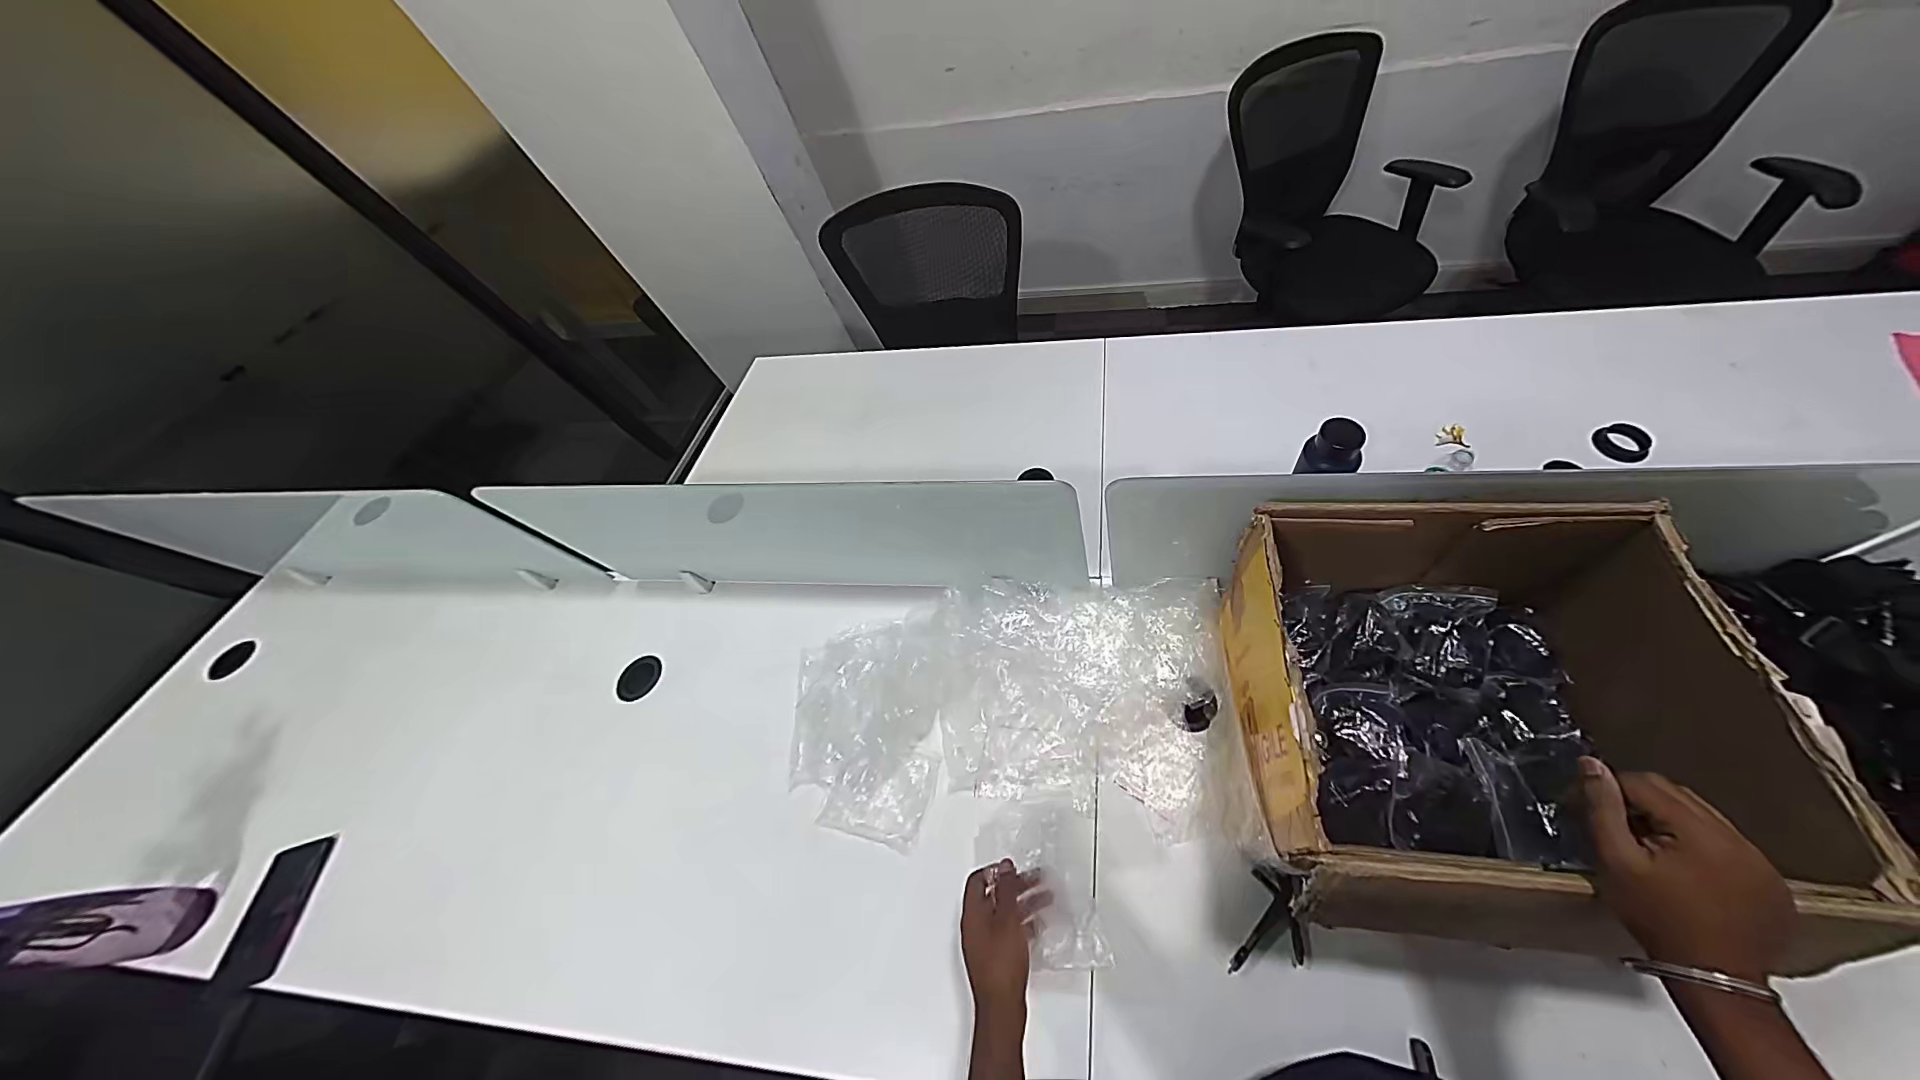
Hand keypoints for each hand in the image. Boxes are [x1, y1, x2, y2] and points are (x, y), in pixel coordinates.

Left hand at [961, 859, 1050, 1016]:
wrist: (1003, 1007)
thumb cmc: (1002, 966)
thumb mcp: (1008, 920)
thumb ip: (1007, 890)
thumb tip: (1005, 867)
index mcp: (972, 915)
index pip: (977, 880)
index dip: (995, 870)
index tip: (1013, 867)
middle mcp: (975, 927)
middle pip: (993, 896)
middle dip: (1015, 886)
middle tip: (1035, 880)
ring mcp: (985, 943)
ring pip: (1004, 914)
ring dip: (1023, 903)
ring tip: (1045, 899)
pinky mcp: (997, 957)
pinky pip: (1010, 931)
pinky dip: (1024, 923)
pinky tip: (1038, 926)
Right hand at [1580, 757, 1794, 981]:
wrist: (1713, 976)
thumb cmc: (1656, 916)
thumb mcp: (1617, 860)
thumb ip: (1604, 808)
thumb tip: (1592, 764)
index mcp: (1703, 833)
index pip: (1647, 783)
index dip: (1611, 788)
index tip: (1587, 805)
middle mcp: (1740, 841)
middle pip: (1678, 795)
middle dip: (1639, 801)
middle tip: (1613, 825)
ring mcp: (1762, 863)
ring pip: (1704, 817)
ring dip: (1668, 820)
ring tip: (1644, 846)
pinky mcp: (1771, 883)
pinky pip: (1727, 844)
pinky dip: (1697, 843)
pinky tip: (1680, 867)